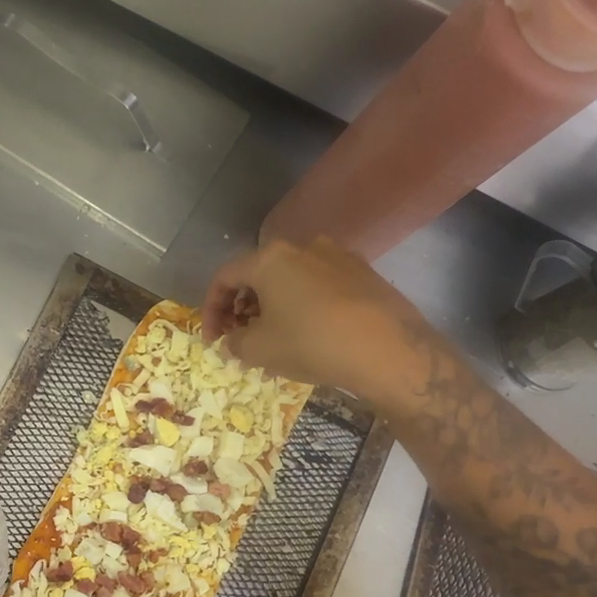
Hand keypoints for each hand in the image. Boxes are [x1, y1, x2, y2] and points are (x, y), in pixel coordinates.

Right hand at [201, 238, 438, 404]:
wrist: (386, 349)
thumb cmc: (311, 343)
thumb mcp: (258, 350)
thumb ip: (235, 342)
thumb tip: (234, 339)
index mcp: (270, 258)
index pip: (225, 277)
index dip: (210, 310)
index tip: (213, 339)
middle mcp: (302, 247)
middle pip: (257, 274)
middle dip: (241, 307)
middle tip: (239, 338)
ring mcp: (336, 256)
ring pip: (289, 280)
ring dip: (271, 307)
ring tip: (272, 340)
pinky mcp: (361, 272)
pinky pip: (316, 286)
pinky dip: (300, 306)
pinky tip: (305, 335)